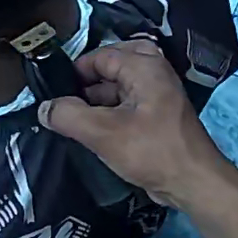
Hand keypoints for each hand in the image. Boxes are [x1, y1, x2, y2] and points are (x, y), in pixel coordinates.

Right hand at [37, 39, 236, 208]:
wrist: (193, 182)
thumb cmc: (151, 151)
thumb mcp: (102, 133)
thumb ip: (68, 116)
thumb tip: (44, 108)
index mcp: (145, 67)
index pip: (101, 55)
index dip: (76, 71)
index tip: (56, 92)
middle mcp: (155, 74)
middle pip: (115, 64)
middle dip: (91, 80)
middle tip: (71, 100)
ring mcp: (160, 95)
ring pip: (123, 85)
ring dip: (101, 97)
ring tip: (77, 117)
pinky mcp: (161, 116)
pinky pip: (131, 102)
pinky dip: (113, 110)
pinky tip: (97, 129)